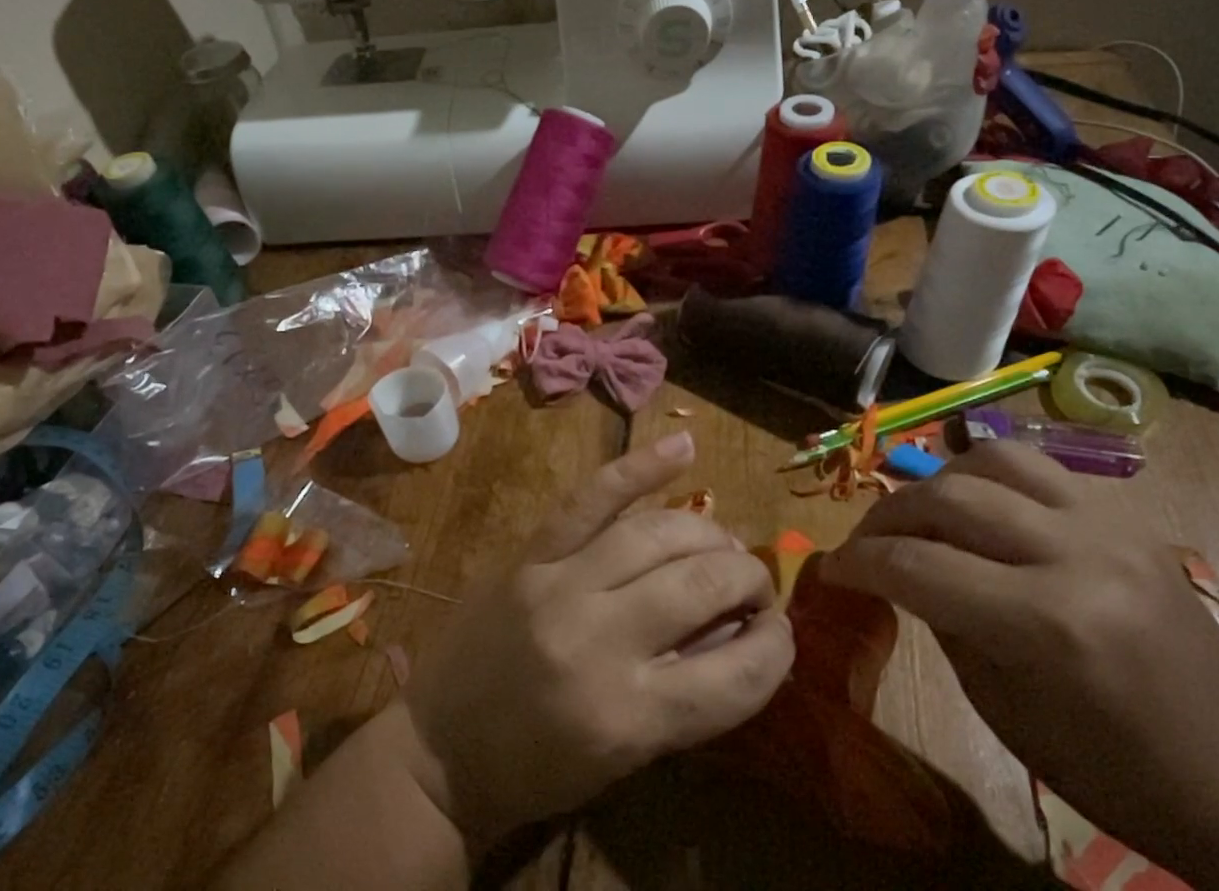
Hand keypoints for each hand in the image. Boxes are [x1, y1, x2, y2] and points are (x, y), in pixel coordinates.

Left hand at [398, 433, 794, 846]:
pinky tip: (684, 448)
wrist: (438, 751)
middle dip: (748, 581)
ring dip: (707, 535)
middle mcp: (598, 641)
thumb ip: (689, 693)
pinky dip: (639, 468)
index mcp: (629, 716)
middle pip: (703, 585)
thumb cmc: (539, 770)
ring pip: (657, 533)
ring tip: (724, 546)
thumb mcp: (627, 756)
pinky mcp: (527, 556)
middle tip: (753, 589)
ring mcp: (557, 586)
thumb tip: (741, 628)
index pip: (738, 673)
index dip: (776, 649)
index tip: (780, 635)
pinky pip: (589, 499)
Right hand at [820, 442, 1218, 885]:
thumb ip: (942, 618)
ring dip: (938, 481)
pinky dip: (990, 480)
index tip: (828, 570)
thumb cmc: (1104, 769)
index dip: (856, 563)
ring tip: (918, 515)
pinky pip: (1042, 473)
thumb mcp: (999, 703)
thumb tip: (892, 571)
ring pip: (996, 459)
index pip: (915, 565)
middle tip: (862, 546)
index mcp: (1045, 622)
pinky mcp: (1131, 521)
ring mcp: (1113, 528)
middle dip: (885, 517)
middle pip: (947, 497)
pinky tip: (976, 511)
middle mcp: (1079, 556)